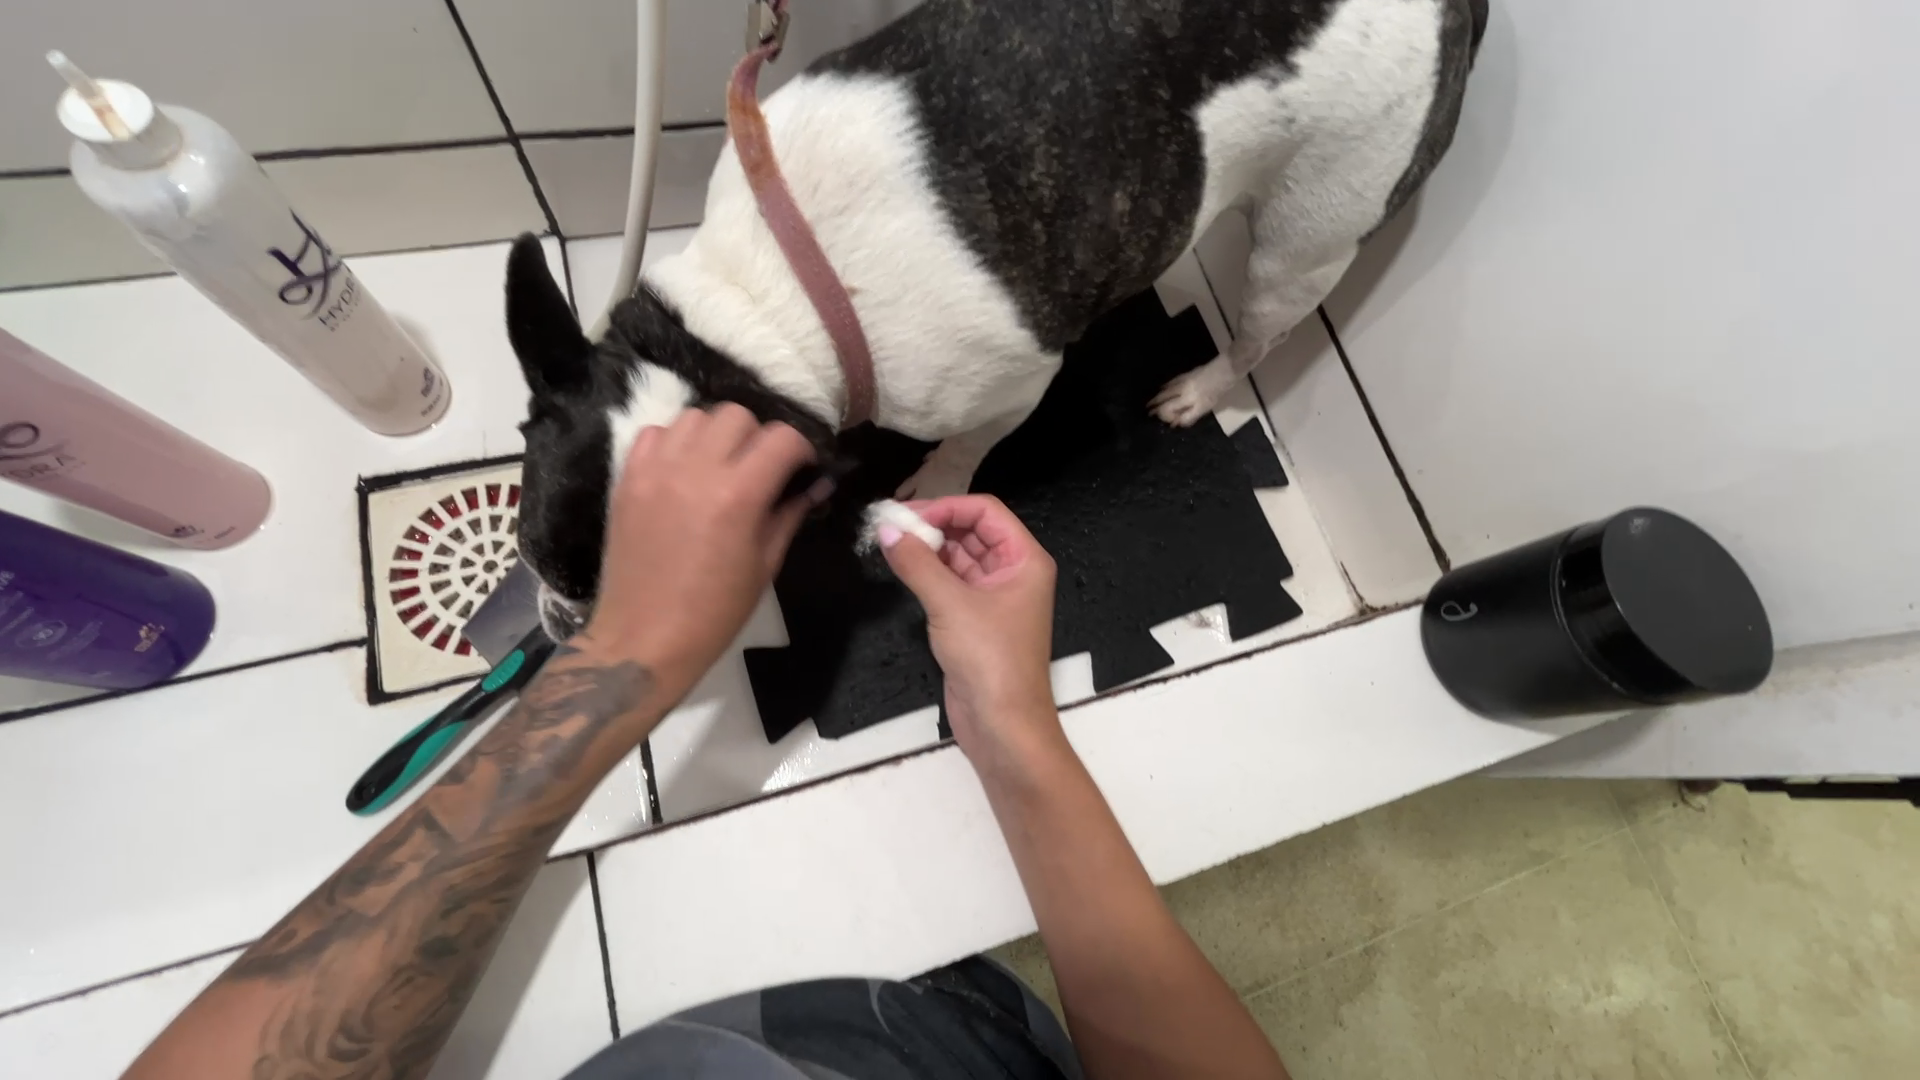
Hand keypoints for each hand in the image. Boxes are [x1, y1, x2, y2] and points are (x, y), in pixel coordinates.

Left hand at [577, 404, 822, 694]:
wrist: (645, 638)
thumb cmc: (716, 610)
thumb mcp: (766, 563)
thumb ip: (790, 513)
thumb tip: (817, 485)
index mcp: (738, 495)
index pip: (781, 438)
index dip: (801, 448)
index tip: (803, 468)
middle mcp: (695, 470)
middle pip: (737, 415)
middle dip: (759, 436)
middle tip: (761, 468)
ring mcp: (655, 470)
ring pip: (696, 416)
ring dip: (717, 434)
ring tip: (721, 465)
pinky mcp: (627, 477)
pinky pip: (656, 432)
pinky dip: (676, 442)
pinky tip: (684, 470)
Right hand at [878, 495, 1065, 770]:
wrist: (1003, 726)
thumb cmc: (990, 659)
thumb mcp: (950, 605)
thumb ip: (917, 563)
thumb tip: (885, 530)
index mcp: (1024, 560)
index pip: (985, 513)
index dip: (947, 507)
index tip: (905, 515)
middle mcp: (1013, 572)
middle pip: (971, 532)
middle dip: (933, 525)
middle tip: (889, 525)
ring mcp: (994, 598)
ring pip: (958, 557)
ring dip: (927, 549)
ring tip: (888, 542)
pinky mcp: (975, 620)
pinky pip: (951, 583)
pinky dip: (928, 573)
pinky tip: (901, 567)